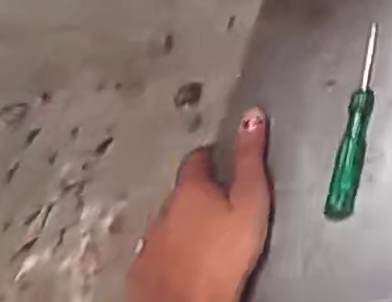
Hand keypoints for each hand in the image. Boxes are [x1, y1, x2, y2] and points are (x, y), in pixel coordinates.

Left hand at [128, 108, 271, 301]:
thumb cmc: (227, 251)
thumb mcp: (251, 199)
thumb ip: (250, 157)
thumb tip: (251, 114)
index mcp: (190, 189)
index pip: (196, 158)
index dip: (212, 156)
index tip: (225, 161)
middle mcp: (162, 212)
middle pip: (181, 192)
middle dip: (200, 193)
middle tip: (224, 202)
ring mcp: (148, 247)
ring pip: (169, 223)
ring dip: (185, 223)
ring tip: (209, 233)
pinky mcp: (140, 277)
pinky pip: (159, 252)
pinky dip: (173, 250)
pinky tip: (189, 260)